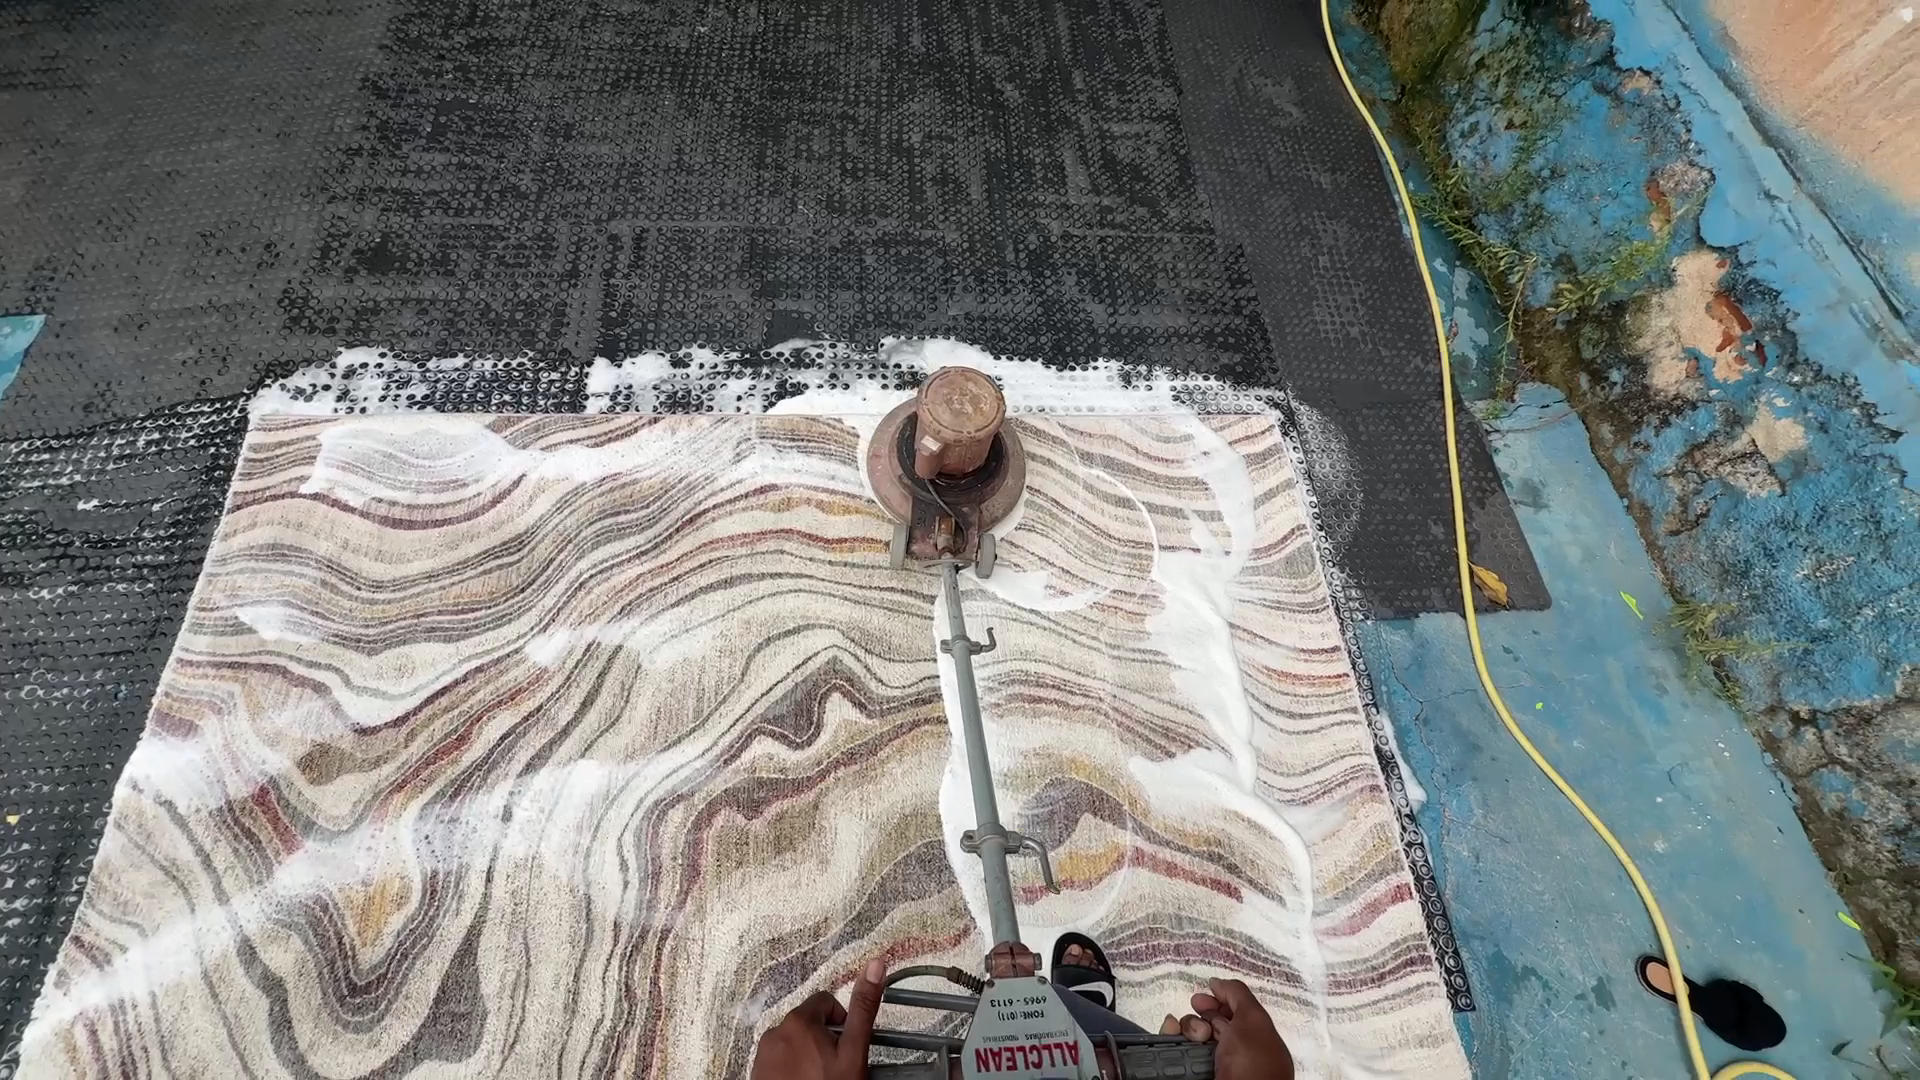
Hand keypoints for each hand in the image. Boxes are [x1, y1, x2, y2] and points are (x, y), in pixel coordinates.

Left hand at [750, 959, 886, 1079]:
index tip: (846, 1045)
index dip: (841, 1021)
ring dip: (806, 1056)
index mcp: (799, 1021)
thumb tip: (875, 964)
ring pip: (793, 1043)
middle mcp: (775, 1033)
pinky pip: (778, 1063)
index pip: (825, 1001)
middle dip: (823, 1040)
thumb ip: (864, 1007)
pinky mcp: (756, 1076)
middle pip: (808, 1022)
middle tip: (835, 1068)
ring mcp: (762, 1057)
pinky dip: (790, 1071)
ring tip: (819, 1079)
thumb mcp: (853, 1052)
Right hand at [1159, 977, 1293, 1079]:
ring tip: (1194, 1037)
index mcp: (1255, 1041)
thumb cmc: (1253, 1069)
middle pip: (1208, 1020)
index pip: (1233, 1012)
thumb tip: (1218, 983)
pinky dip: (1169, 1035)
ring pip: (1188, 1032)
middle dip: (1200, 1014)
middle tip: (1203, 1024)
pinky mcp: (1190, 1072)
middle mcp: (1232, 1053)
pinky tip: (1171, 1033)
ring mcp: (1210, 1065)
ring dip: (1186, 1025)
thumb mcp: (1254, 1022)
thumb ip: (1239, 995)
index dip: (1219, 1000)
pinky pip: (1173, 1046)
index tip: (1208, 998)